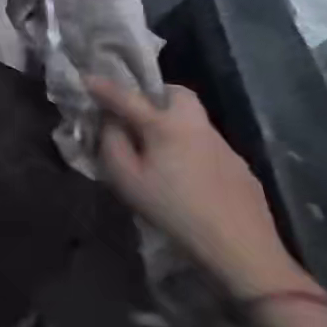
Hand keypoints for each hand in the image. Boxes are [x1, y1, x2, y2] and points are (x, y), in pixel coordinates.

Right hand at [87, 78, 313, 299]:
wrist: (241, 249)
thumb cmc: (171, 209)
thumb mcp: (123, 176)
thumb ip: (111, 141)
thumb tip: (110, 121)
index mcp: (168, 126)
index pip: (128, 96)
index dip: (103, 86)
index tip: (85, 77)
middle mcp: (199, 128)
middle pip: (178, 95)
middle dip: (153, 93)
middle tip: (131, 108)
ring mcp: (225, 148)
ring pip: (194, 120)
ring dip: (170, 122)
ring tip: (152, 147)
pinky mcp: (240, 168)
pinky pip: (206, 145)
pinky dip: (187, 146)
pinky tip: (181, 174)